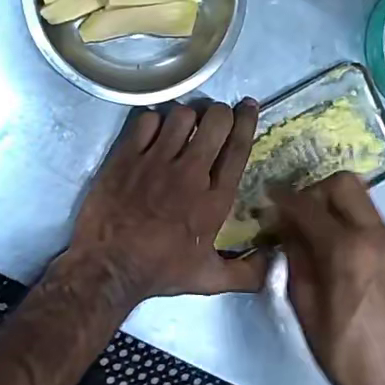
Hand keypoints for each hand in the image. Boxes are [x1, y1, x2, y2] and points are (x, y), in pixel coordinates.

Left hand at [67, 101, 268, 304]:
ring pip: (182, 115)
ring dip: (187, 116)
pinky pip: (147, 120)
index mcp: (215, 199)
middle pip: (215, 121)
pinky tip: (153, 133)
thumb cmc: (160, 271)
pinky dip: (154, 122)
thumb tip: (276, 266)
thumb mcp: (210, 279)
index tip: (248, 105)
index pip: (238, 147)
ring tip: (183, 126)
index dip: (246, 121)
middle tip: (214, 118)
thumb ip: (248, 274)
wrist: (108, 267)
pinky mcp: (127, 156)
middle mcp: (191, 172)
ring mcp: (157, 161)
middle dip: (219, 113)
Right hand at [271, 174, 384, 384]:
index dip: (282, 198)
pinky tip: (332, 245)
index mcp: (346, 249)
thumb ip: (295, 256)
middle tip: (294, 213)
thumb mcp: (304, 304)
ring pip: (360, 198)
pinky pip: (370, 218)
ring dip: (333, 203)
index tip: (266, 199)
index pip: (307, 205)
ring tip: (311, 230)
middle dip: (313, 190)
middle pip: (343, 184)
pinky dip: (348, 219)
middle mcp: (375, 234)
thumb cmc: (341, 352)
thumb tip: (284, 227)